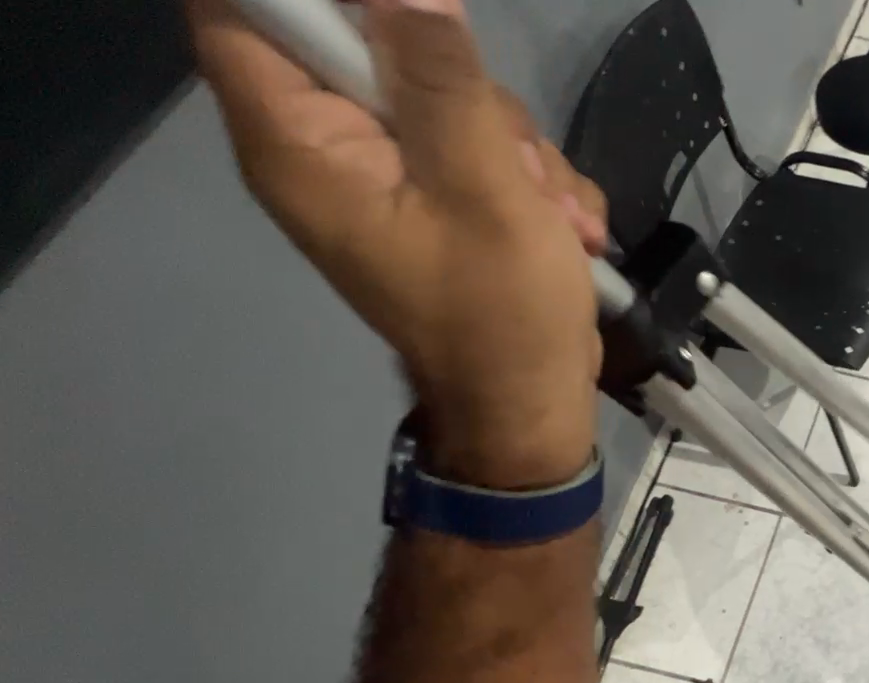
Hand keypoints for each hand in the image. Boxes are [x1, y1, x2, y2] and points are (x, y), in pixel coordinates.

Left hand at [186, 0, 609, 487]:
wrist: (536, 407)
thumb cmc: (503, 316)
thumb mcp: (488, 193)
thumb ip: (446, 83)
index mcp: (304, 144)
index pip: (252, 9)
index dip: (331, 0)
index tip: (420, 24)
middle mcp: (335, 153)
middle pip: (382, 54)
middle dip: (474, 97)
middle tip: (519, 164)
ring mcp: (396, 182)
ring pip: (455, 107)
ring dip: (526, 154)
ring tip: (559, 223)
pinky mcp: (444, 205)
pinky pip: (488, 155)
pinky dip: (537, 187)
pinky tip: (567, 232)